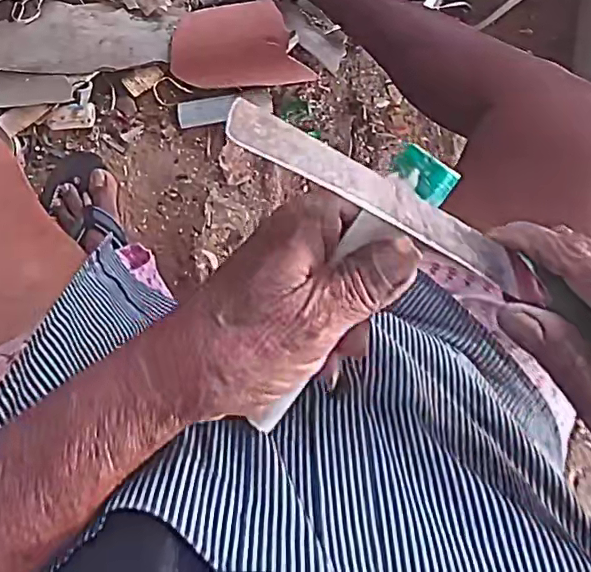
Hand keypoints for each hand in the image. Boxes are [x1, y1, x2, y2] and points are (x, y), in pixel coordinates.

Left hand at [164, 192, 419, 421]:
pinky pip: (318, 298)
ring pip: (342, 282)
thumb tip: (409, 250)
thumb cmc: (245, 345)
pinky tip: (315, 361)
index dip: (391, 246)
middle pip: (359, 251)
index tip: (400, 282)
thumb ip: (369, 281)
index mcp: (307, 222)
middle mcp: (297, 231)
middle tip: (352, 335)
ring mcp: (286, 260)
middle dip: (363, 298)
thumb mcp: (321, 316)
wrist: (182, 379)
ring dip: (345, 322)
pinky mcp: (277, 287)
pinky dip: (323, 328)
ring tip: (329, 357)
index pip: (369, 212)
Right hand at [492, 223, 590, 571]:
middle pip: (588, 249)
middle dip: (540, 255)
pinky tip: (576, 317)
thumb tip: (514, 314)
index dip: (529, 240)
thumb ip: (562, 356)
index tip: (496, 239)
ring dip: (563, 271)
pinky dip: (587, 282)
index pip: (578, 256)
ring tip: (537, 308)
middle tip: (504, 280)